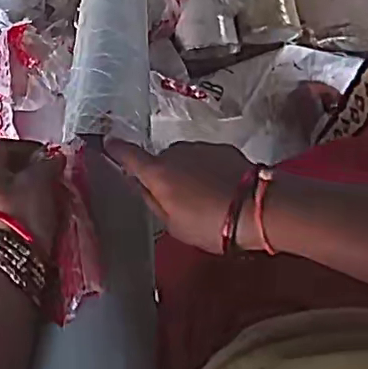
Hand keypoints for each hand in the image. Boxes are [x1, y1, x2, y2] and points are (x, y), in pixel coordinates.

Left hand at [0, 139, 64, 250]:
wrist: (22, 256)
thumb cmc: (27, 214)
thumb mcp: (41, 180)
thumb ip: (48, 162)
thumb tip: (54, 158)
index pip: (3, 146)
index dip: (27, 145)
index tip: (46, 152)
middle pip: (6, 164)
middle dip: (30, 163)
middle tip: (49, 166)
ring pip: (11, 182)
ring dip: (31, 179)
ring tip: (50, 183)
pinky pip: (13, 198)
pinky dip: (28, 194)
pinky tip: (44, 199)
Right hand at [105, 139, 253, 253]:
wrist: (261, 207)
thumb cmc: (211, 224)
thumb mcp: (174, 226)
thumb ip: (153, 203)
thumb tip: (139, 185)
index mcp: (156, 173)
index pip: (127, 154)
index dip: (115, 148)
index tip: (106, 143)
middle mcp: (174, 152)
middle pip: (159, 160)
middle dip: (162, 174)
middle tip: (175, 199)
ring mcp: (199, 147)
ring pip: (183, 158)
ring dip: (186, 172)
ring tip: (202, 198)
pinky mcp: (222, 148)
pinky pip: (204, 158)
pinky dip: (206, 170)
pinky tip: (220, 190)